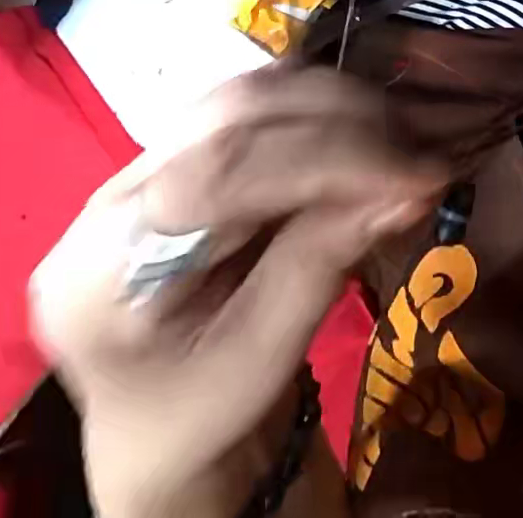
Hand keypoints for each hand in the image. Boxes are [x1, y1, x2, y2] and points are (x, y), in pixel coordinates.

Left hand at [29, 66, 442, 517]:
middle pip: (230, 118)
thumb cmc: (195, 422)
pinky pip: (251, 109)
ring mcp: (139, 167)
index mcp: (105, 264)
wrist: (154, 425)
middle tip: (418, 149)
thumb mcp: (258, 363)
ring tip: (397, 137)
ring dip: (331, 106)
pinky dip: (314, 110)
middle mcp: (110, 196)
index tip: (416, 172)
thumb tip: (406, 188)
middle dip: (338, 122)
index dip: (327, 159)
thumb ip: (320, 263)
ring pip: (243, 97)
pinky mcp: (177, 157)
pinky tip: (358, 131)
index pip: (220, 176)